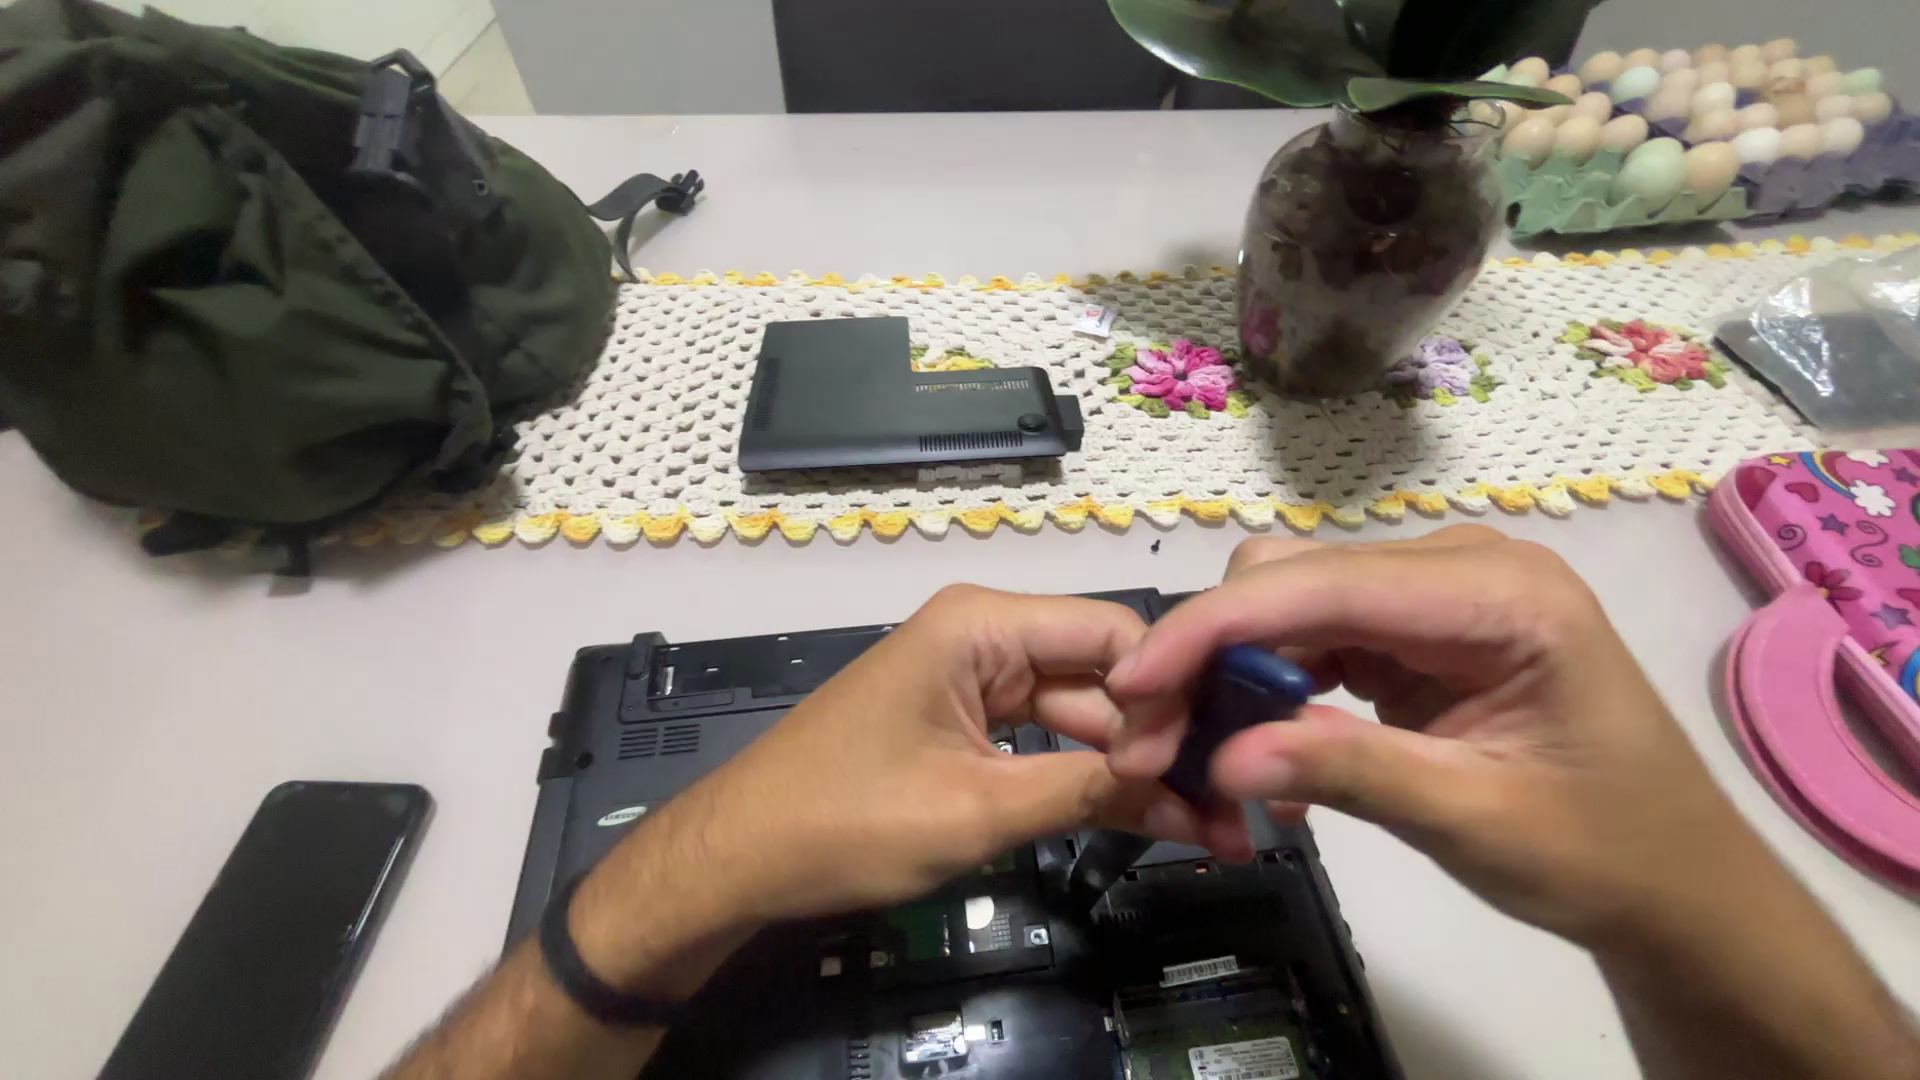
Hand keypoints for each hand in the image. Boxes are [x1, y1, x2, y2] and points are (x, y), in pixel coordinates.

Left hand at [597, 586, 1245, 931]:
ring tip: (1203, 825)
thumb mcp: (975, 809)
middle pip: (1099, 671)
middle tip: (1228, 807)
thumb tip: (1184, 786)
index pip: (1111, 631)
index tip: (1206, 765)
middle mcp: (984, 632)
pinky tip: (1138, 813)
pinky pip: (1041, 734)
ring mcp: (973, 674)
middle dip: (1157, 740)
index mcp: (982, 623)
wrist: (741, 853)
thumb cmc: (846, 820)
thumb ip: (1086, 789)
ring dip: (1129, 766)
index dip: (1166, 694)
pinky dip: (1082, 774)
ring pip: (1076, 709)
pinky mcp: (964, 715)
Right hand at [1105, 527, 1766, 946]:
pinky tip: (1250, 739)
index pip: (1323, 586)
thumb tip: (1219, 763)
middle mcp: (1453, 567)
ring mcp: (1422, 591)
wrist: (1670, 881)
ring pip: (1278, 600)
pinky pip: (1298, 633)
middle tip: (1155, 735)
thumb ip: (1348, 774)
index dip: (1214, 627)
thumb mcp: (1476, 820)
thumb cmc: (1604, 852)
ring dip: (1220, 668)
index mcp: (1500, 595)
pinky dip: (1257, 682)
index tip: (1135, 683)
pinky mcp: (1399, 624)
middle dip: (1204, 651)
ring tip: (1186, 741)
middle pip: (1286, 580)